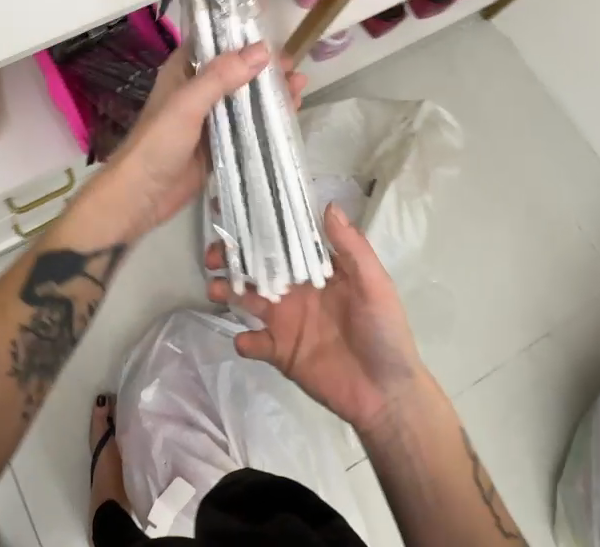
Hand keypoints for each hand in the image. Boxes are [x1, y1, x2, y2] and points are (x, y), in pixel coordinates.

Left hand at [80, 44, 304, 240]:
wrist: (140, 197)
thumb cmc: (157, 144)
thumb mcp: (187, 104)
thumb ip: (221, 77)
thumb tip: (263, 50)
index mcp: (183, 72)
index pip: (213, 43)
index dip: (241, 35)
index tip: (273, 34)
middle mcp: (197, 90)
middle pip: (235, 71)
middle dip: (263, 67)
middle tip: (293, 67)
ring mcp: (210, 119)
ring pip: (245, 99)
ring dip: (269, 92)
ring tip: (300, 87)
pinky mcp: (220, 144)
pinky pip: (248, 127)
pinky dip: (268, 119)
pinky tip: (290, 114)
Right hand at [206, 204, 427, 435]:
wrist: (386, 393)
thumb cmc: (385, 331)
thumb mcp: (374, 284)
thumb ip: (352, 248)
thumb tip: (328, 206)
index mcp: (316, 270)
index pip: (283, 240)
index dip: (259, 226)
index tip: (232, 212)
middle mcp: (295, 289)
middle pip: (256, 266)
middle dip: (231, 257)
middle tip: (213, 255)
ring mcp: (285, 320)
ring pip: (247, 298)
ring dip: (227, 291)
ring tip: (215, 290)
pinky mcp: (279, 352)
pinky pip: (253, 342)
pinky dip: (244, 340)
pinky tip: (247, 339)